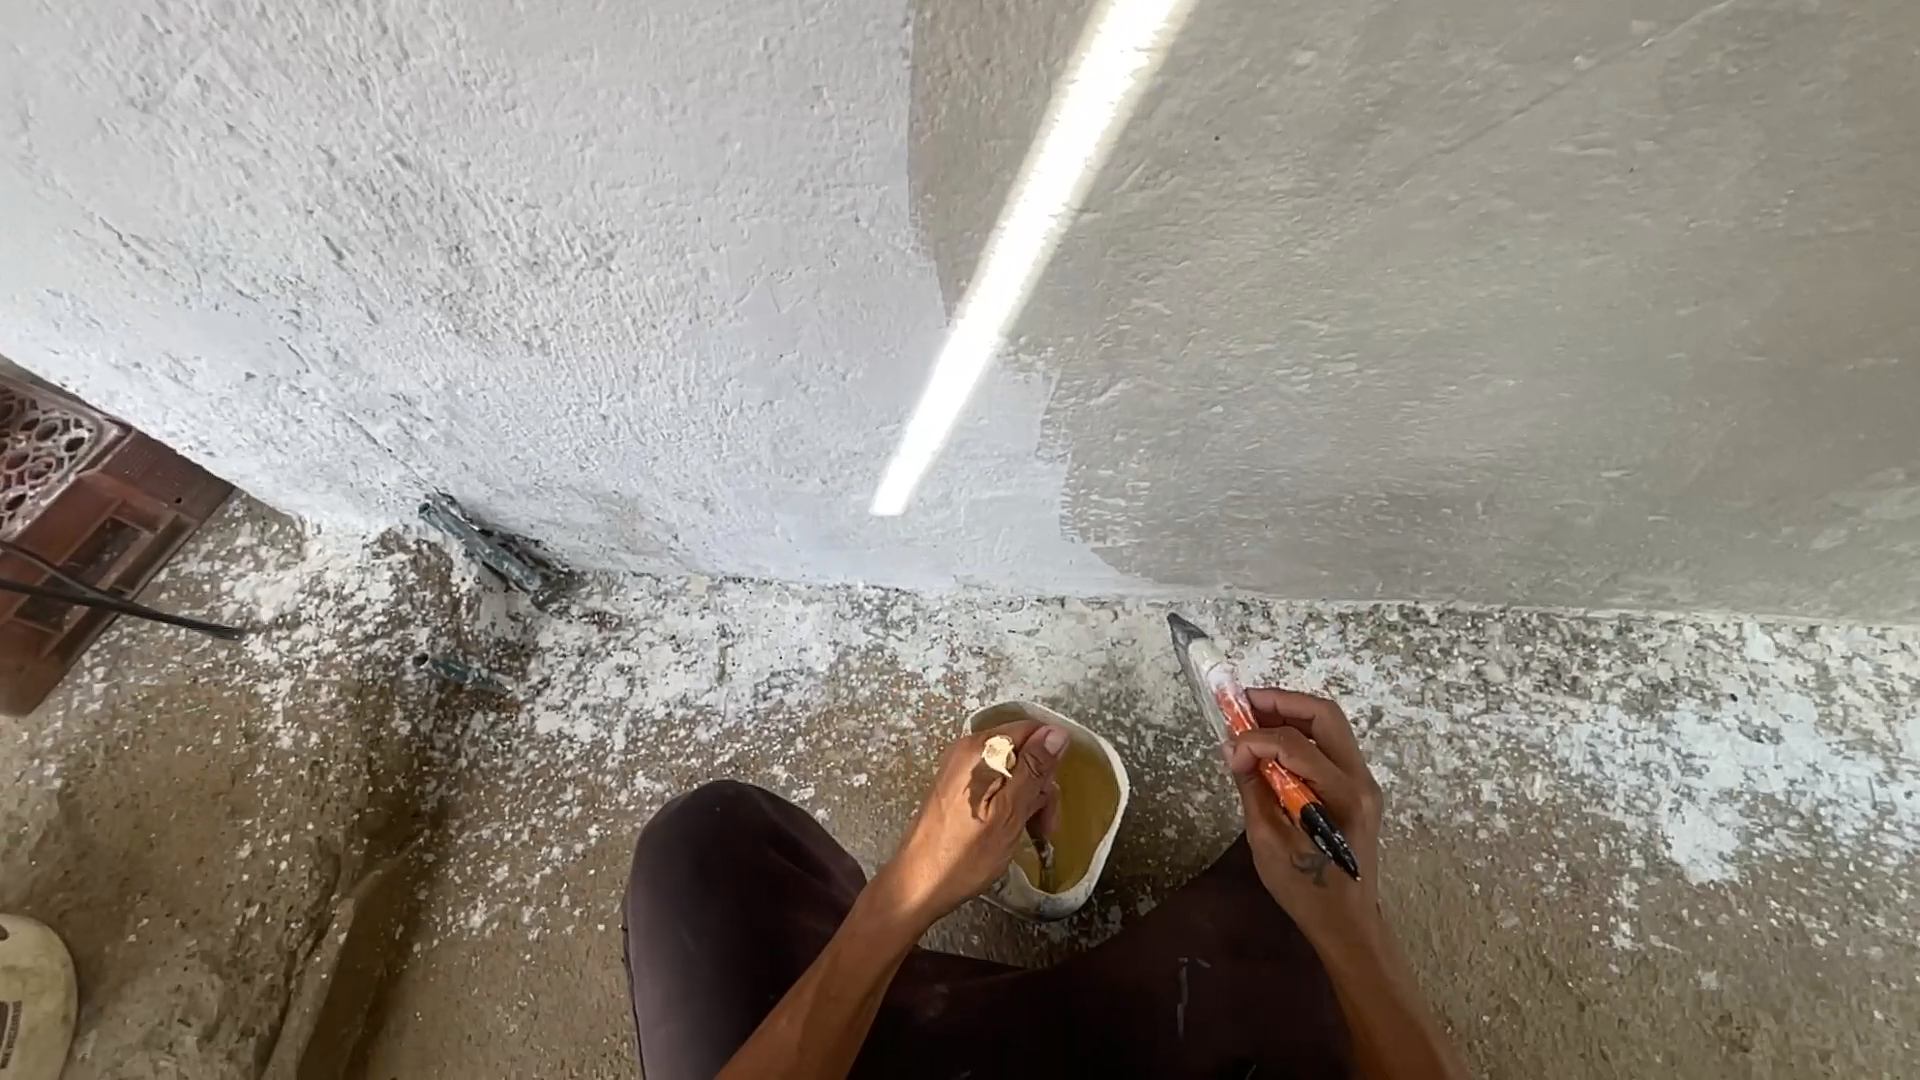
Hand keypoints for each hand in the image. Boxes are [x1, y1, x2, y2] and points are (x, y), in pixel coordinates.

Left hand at [874, 720, 1066, 926]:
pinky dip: (1011, 803)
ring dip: (1030, 799)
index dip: (1051, 760)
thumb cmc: (963, 855)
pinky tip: (1014, 829)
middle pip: (1023, 751)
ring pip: (1013, 770)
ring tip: (1032, 834)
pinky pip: (997, 782)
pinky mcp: (959, 786)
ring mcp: (962, 767)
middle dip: (1041, 785)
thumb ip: (1033, 770)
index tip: (1053, 796)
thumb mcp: (1008, 813)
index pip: (1032, 731)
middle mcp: (969, 750)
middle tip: (1045, 827)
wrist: (918, 884)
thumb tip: (1057, 733)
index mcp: (980, 750)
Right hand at [1226, 689, 1383, 945]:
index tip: (1229, 752)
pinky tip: (1269, 744)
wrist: (1347, 923)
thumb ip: (1253, 787)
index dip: (1255, 739)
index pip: (1294, 744)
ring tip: (1251, 718)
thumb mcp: (1267, 839)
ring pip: (1328, 724)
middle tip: (1242, 704)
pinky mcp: (1355, 787)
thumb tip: (1234, 749)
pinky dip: (1297, 732)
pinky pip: (1327, 743)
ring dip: (1288, 713)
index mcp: (1343, 795)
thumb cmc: (1306, 889)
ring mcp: (1362, 782)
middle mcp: (1361, 780)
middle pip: (1323, 715)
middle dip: (1279, 702)